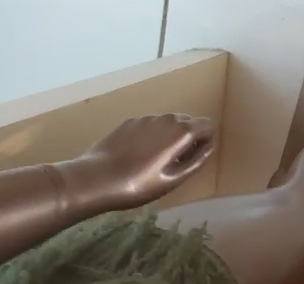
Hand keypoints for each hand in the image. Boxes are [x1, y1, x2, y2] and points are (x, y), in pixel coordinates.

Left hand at [59, 113, 215, 212]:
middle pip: (188, 122)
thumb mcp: (171, 181)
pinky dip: (149, 137)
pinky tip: (134, 156)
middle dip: (187, 138)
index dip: (204, 142)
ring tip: (152, 162)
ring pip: (167, 123)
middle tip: (173, 163)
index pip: (207, 125)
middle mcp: (168, 118)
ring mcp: (147, 118)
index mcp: (182, 131)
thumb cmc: (137, 185)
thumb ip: (195, 162)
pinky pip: (149, 126)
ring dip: (168, 137)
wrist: (95, 179)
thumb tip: (209, 148)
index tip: (193, 159)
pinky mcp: (130, 122)